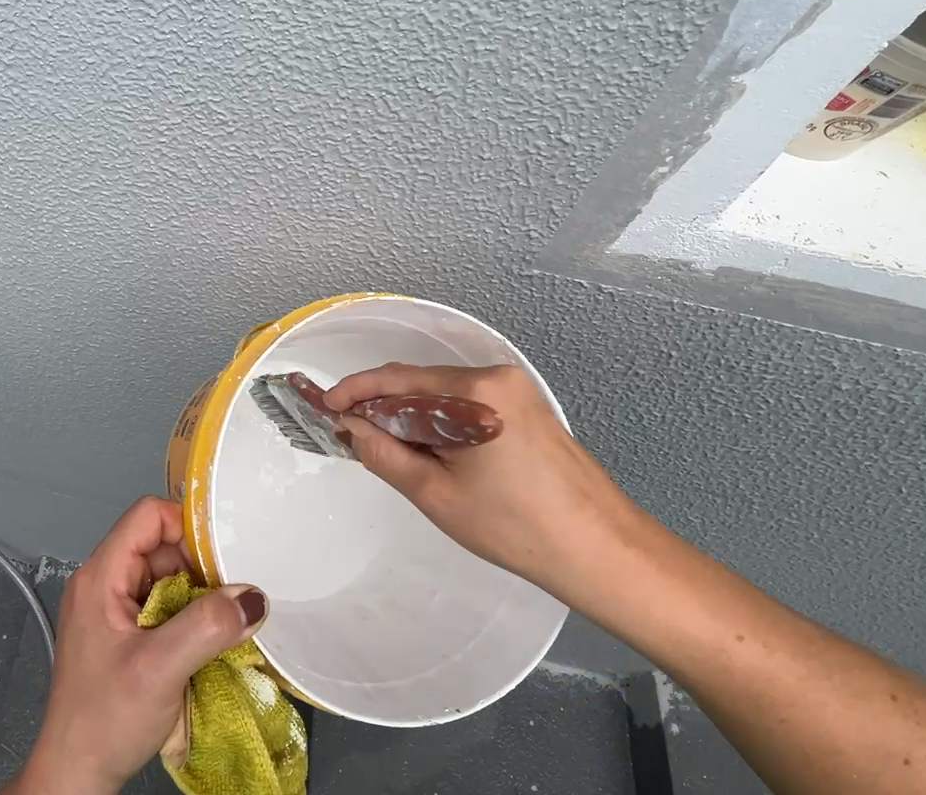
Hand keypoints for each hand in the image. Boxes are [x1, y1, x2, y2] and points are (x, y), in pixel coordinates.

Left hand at [8, 497, 267, 794]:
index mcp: (100, 577)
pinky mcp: (123, 633)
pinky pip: (163, 603)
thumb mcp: (160, 669)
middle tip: (228, 595)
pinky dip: (189, 614)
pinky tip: (205, 638)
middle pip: (160, 544)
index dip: (187, 526)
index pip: (148, 516)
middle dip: (198, 565)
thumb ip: (207, 626)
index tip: (222, 553)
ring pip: (166, 575)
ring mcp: (112, 609)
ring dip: (197, 593)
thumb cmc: (103, 721)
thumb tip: (251, 598)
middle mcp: (103, 584)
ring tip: (219, 621)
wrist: (75, 775)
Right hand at [324, 363, 639, 600]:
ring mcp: (515, 389)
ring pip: (442, 393)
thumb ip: (384, 453)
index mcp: (476, 391)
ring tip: (387, 448)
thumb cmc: (515, 526)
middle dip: (382, 405)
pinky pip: (465, 402)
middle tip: (351, 432)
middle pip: (420, 382)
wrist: (599, 549)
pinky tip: (427, 447)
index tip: (325, 406)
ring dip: (410, 414)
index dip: (356, 391)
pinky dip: (438, 419)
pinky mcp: (526, 406)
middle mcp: (497, 377)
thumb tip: (349, 427)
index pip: (398, 379)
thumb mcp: (435, 493)